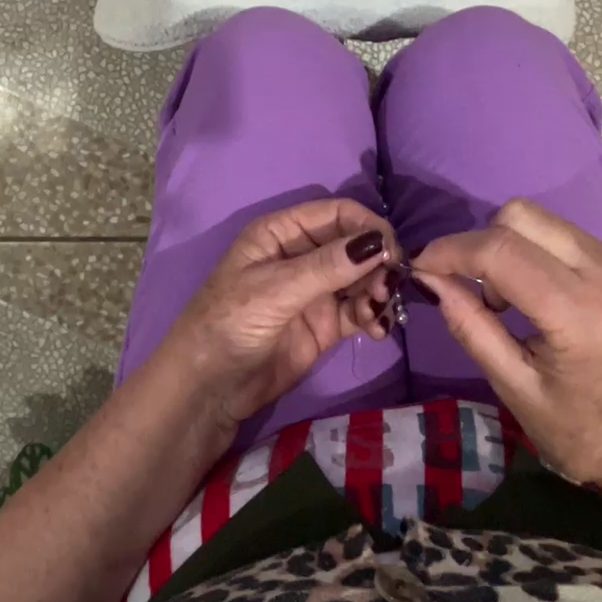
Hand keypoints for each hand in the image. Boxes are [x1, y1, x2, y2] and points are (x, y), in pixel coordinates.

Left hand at [160, 197, 398, 432]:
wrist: (209, 388)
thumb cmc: (229, 324)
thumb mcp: (275, 290)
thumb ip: (327, 267)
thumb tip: (378, 243)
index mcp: (281, 232)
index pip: (335, 213)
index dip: (366, 226)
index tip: (391, 250)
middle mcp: (301, 255)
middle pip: (353, 244)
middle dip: (376, 261)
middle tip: (388, 287)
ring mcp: (314, 290)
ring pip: (361, 277)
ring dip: (377, 289)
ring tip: (378, 310)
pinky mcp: (324, 324)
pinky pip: (359, 310)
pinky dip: (373, 315)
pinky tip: (376, 330)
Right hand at [411, 197, 601, 487]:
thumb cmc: (581, 430)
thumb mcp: (513, 387)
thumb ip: (469, 325)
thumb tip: (429, 277)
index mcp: (581, 316)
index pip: (501, 252)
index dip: (450, 251)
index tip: (421, 267)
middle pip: (517, 216)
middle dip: (478, 245)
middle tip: (473, 291)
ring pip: (534, 216)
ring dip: (502, 245)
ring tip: (503, 297)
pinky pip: (554, 230)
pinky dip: (526, 249)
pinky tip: (528, 290)